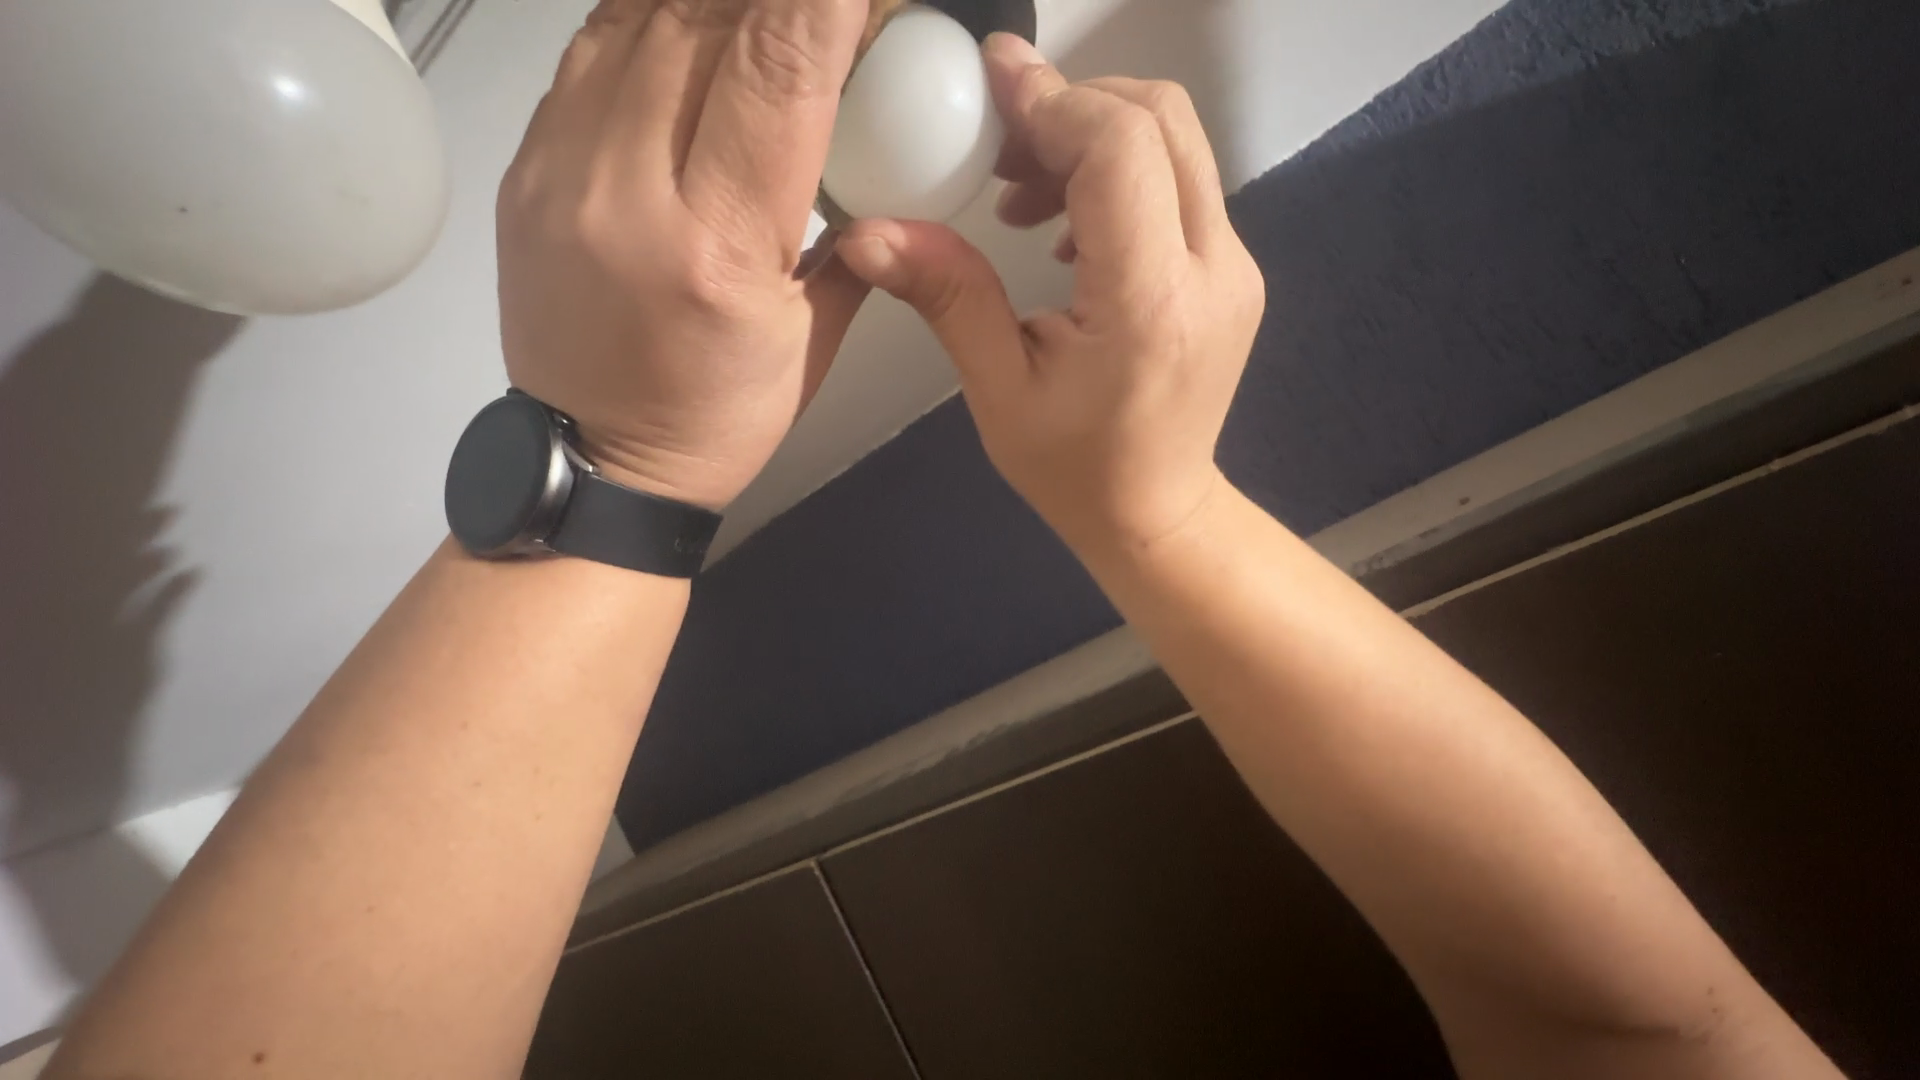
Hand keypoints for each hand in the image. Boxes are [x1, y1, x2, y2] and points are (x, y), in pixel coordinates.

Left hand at [496, 0, 871, 509]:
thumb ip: (855, 241)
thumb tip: (880, 155)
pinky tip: (691, 29)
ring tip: (763, 16)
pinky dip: (653, 18)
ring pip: (640, 16)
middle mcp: (628, 190)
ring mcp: (561, 169)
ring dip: (715, 1)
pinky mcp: (525, 166)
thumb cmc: (723, 417)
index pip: (777, 72)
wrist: (597, 459)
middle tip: (824, 10)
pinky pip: (591, 49)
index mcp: (718, 248)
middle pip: (705, 20)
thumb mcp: (813, 342)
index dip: (824, 4)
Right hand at [834, 33, 1265, 556]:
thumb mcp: (998, 390)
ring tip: (1022, 197)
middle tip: (999, 149)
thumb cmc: (1072, 469)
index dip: (1052, 103)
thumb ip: (948, 295)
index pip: (1119, 151)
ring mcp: (1234, 267)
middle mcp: (1213, 271)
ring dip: (1095, 138)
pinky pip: (1181, 184)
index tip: (991, 84)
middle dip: (1072, 108)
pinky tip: (1068, 229)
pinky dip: (1122, 173)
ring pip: (1176, 142)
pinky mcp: (1232, 270)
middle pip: (1160, 120)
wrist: (1155, 511)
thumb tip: (867, 231)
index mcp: (1150, 305)